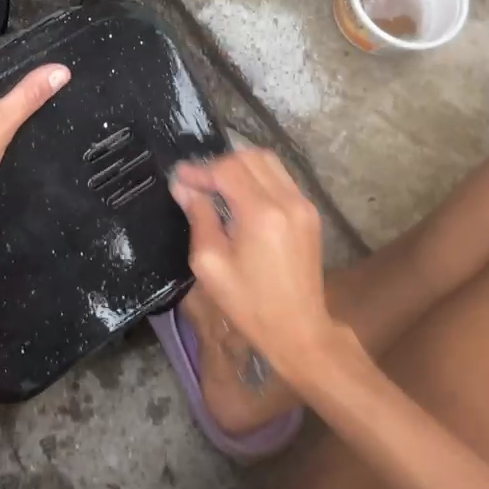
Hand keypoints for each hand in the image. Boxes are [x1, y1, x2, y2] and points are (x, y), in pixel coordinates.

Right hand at [170, 149, 344, 383]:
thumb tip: (183, 187)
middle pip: (249, 158)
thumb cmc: (249, 303)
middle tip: (197, 182)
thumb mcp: (210, 264)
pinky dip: (257, 177)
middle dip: (218, 164)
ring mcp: (303, 206)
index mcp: (261, 214)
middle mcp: (287, 201)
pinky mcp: (310, 214)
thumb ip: (198, 217)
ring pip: (268, 162)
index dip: (199, 170)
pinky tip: (240, 196)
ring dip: (239, 166)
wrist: (299, 330)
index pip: (226, 170)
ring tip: (216, 185)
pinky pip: (281, 178)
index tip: (178, 177)